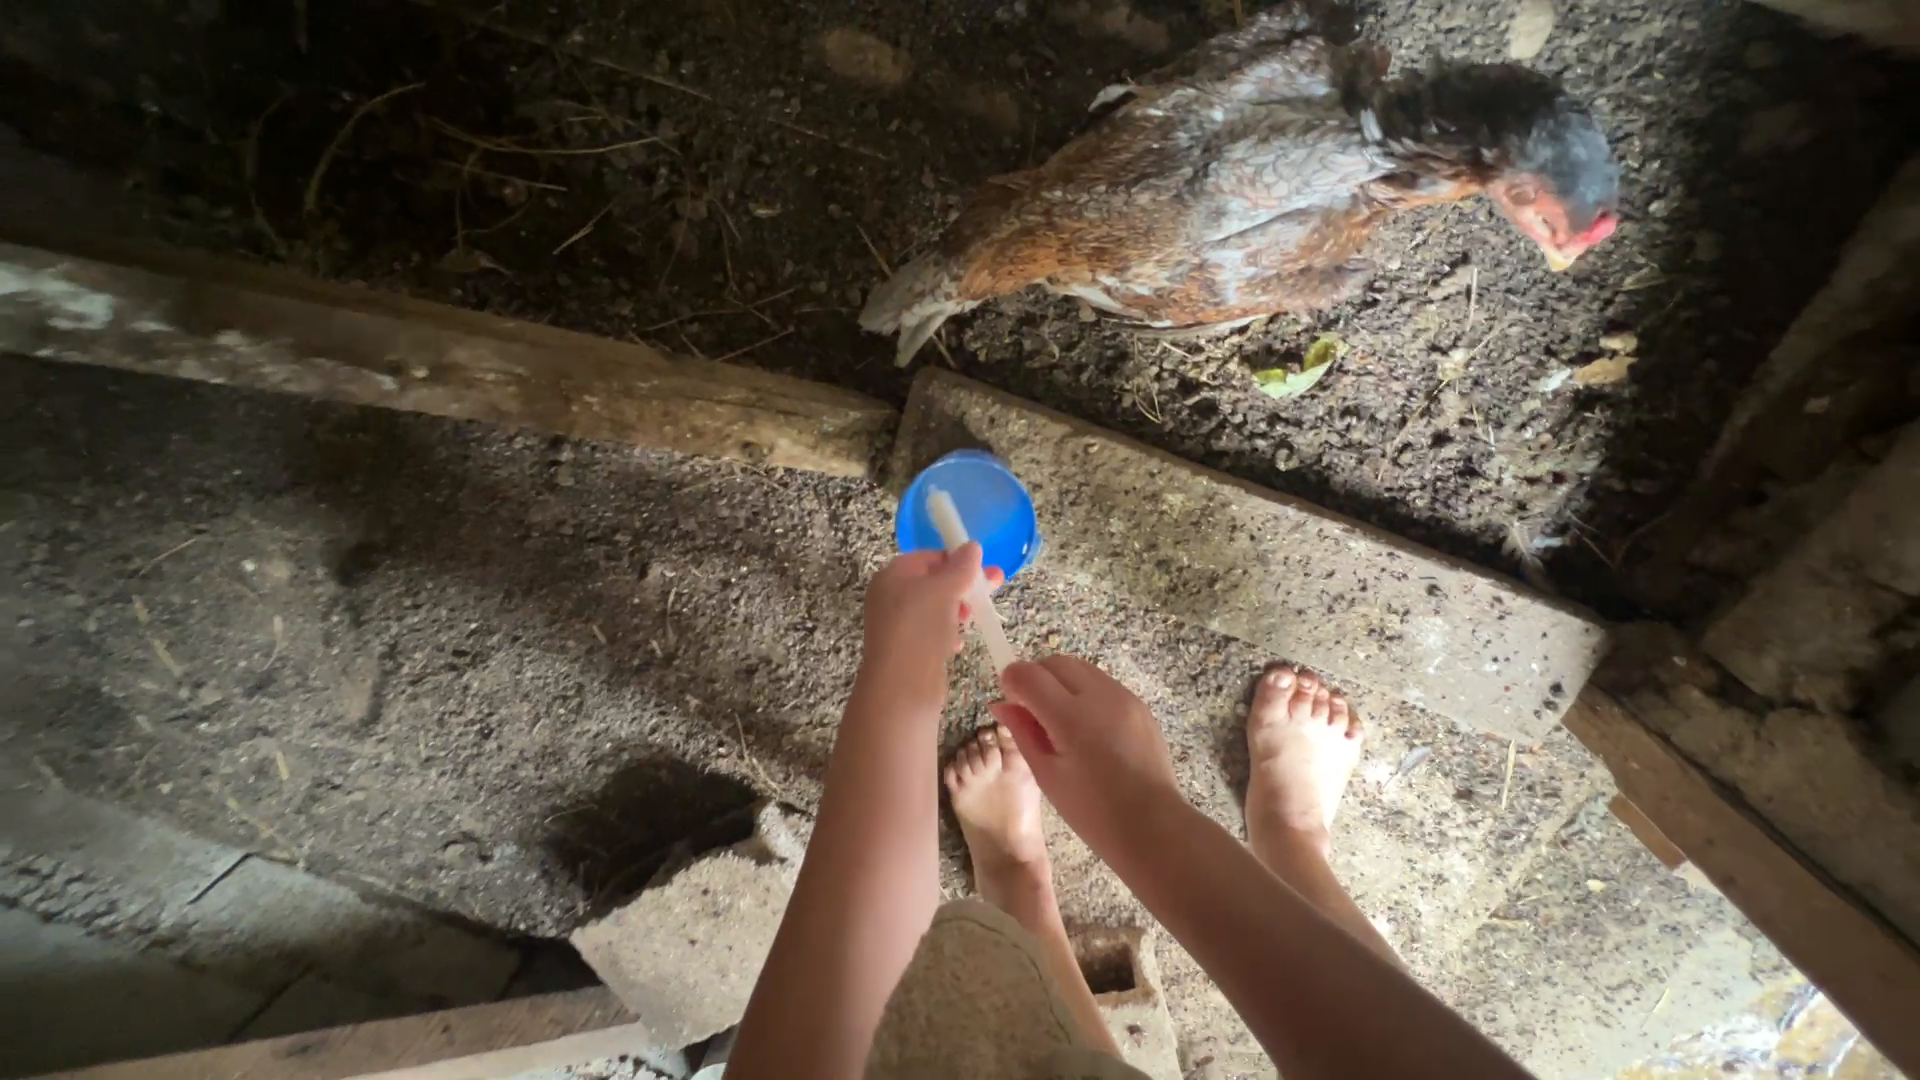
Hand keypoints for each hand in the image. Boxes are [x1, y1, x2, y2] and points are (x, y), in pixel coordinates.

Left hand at [860, 544, 1001, 692]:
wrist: (900, 685)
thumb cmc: (920, 628)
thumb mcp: (944, 590)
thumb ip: (961, 567)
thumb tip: (972, 546)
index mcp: (892, 575)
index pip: (928, 557)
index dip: (956, 560)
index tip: (982, 569)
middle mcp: (890, 597)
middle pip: (933, 582)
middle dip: (962, 586)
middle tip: (993, 588)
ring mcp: (897, 625)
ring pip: (935, 609)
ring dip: (956, 611)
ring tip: (970, 619)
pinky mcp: (907, 649)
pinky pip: (932, 633)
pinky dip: (946, 634)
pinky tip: (956, 643)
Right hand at [990, 655, 1182, 854]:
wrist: (1154, 827)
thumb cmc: (1093, 812)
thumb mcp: (1047, 775)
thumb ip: (1023, 731)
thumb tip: (1000, 704)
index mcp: (1072, 718)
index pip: (1029, 674)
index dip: (1012, 680)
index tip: (1010, 701)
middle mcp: (1100, 697)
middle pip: (1056, 663)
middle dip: (1036, 677)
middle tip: (1031, 711)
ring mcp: (1125, 697)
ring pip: (1081, 669)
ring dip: (1061, 682)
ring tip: (1059, 720)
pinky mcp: (1140, 705)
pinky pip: (1103, 684)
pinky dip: (1085, 693)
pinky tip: (1086, 728)